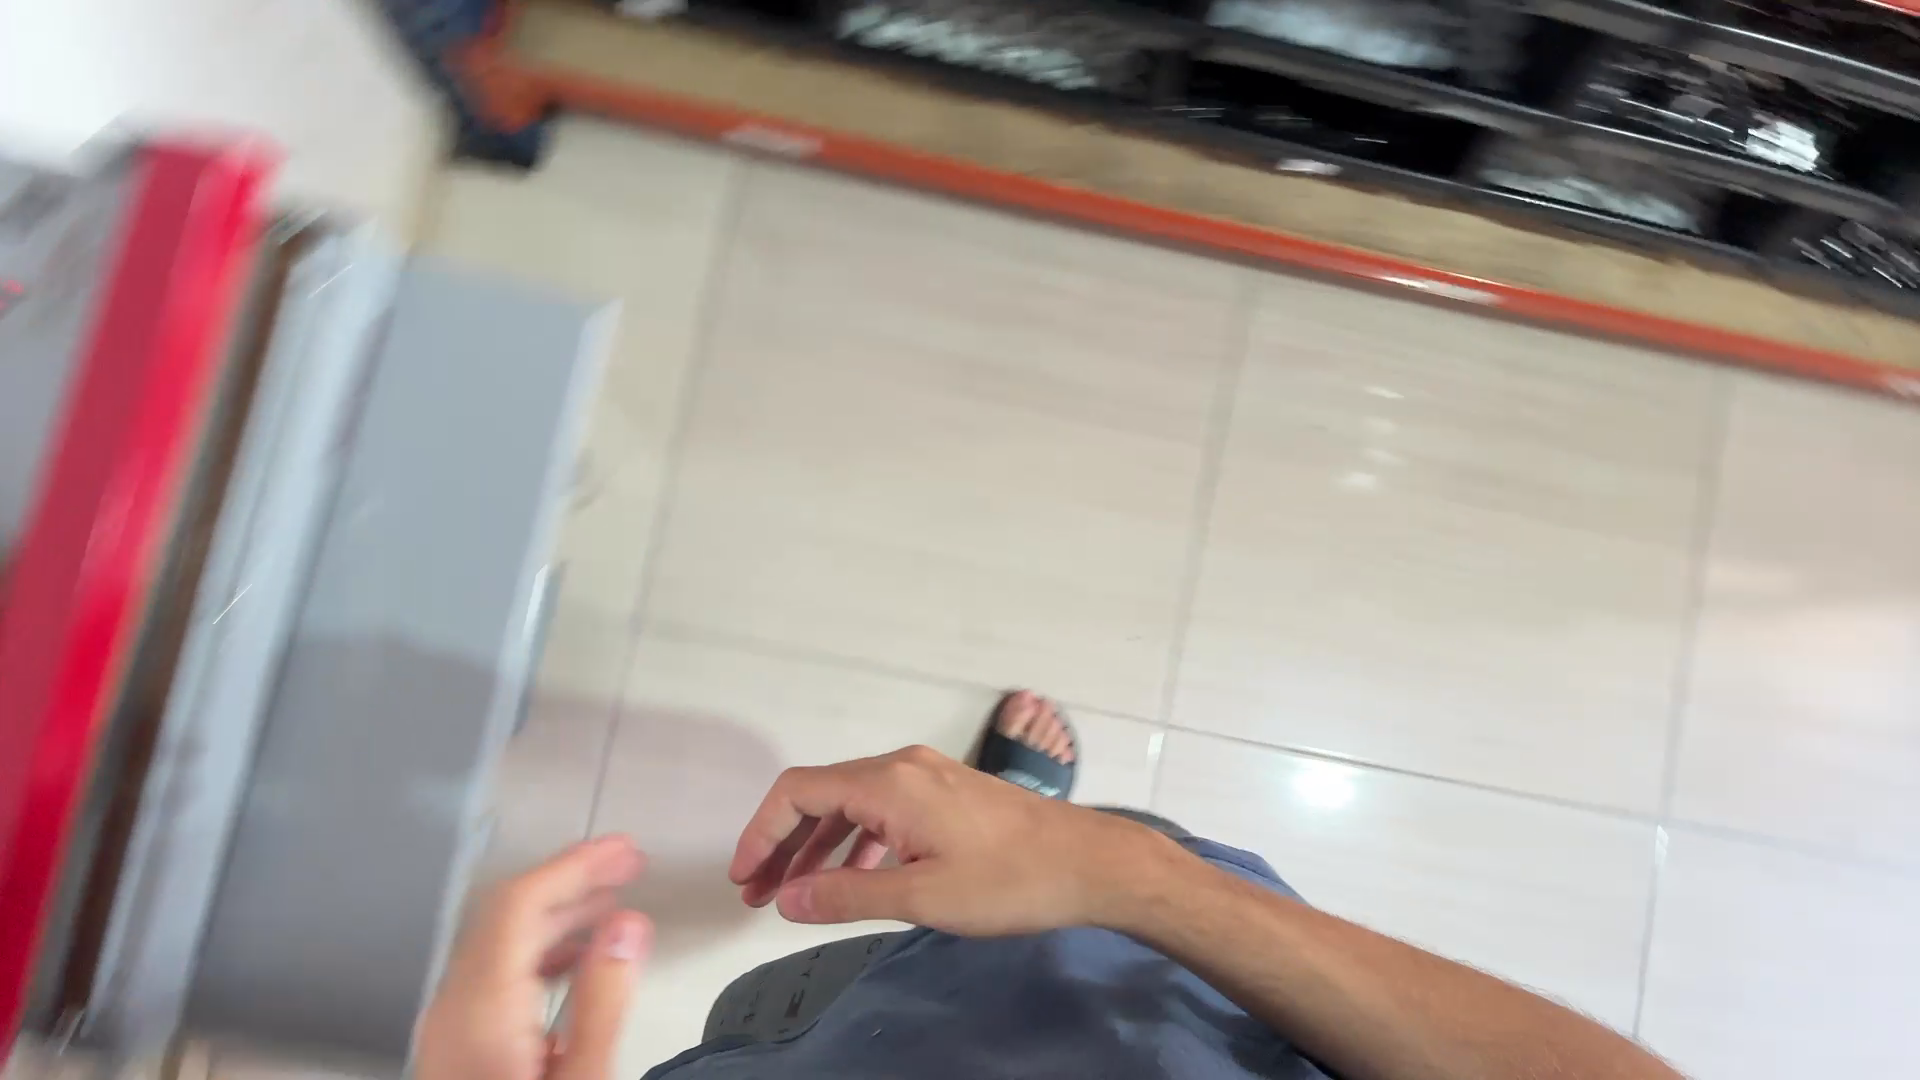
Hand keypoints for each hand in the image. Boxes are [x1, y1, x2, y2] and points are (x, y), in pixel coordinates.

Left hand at [416, 836, 651, 1079]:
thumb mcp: (582, 1079)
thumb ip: (604, 1001)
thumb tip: (628, 922)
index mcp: (482, 1009)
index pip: (519, 905)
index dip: (573, 865)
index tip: (625, 849)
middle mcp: (456, 1006)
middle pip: (508, 912)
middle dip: (573, 875)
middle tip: (631, 860)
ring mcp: (452, 1024)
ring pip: (504, 936)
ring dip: (563, 905)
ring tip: (617, 894)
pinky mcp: (461, 1041)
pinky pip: (502, 965)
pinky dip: (546, 940)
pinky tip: (584, 949)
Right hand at [729, 744, 1176, 934]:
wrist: (1085, 860)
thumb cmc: (1006, 879)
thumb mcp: (922, 895)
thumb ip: (846, 894)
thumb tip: (785, 897)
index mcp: (888, 782)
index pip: (800, 791)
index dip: (762, 831)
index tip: (743, 877)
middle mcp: (901, 766)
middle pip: (822, 795)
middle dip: (784, 842)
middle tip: (757, 894)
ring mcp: (925, 775)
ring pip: (853, 804)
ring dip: (818, 845)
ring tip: (793, 894)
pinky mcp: (944, 792)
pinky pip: (883, 810)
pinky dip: (856, 842)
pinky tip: (851, 878)